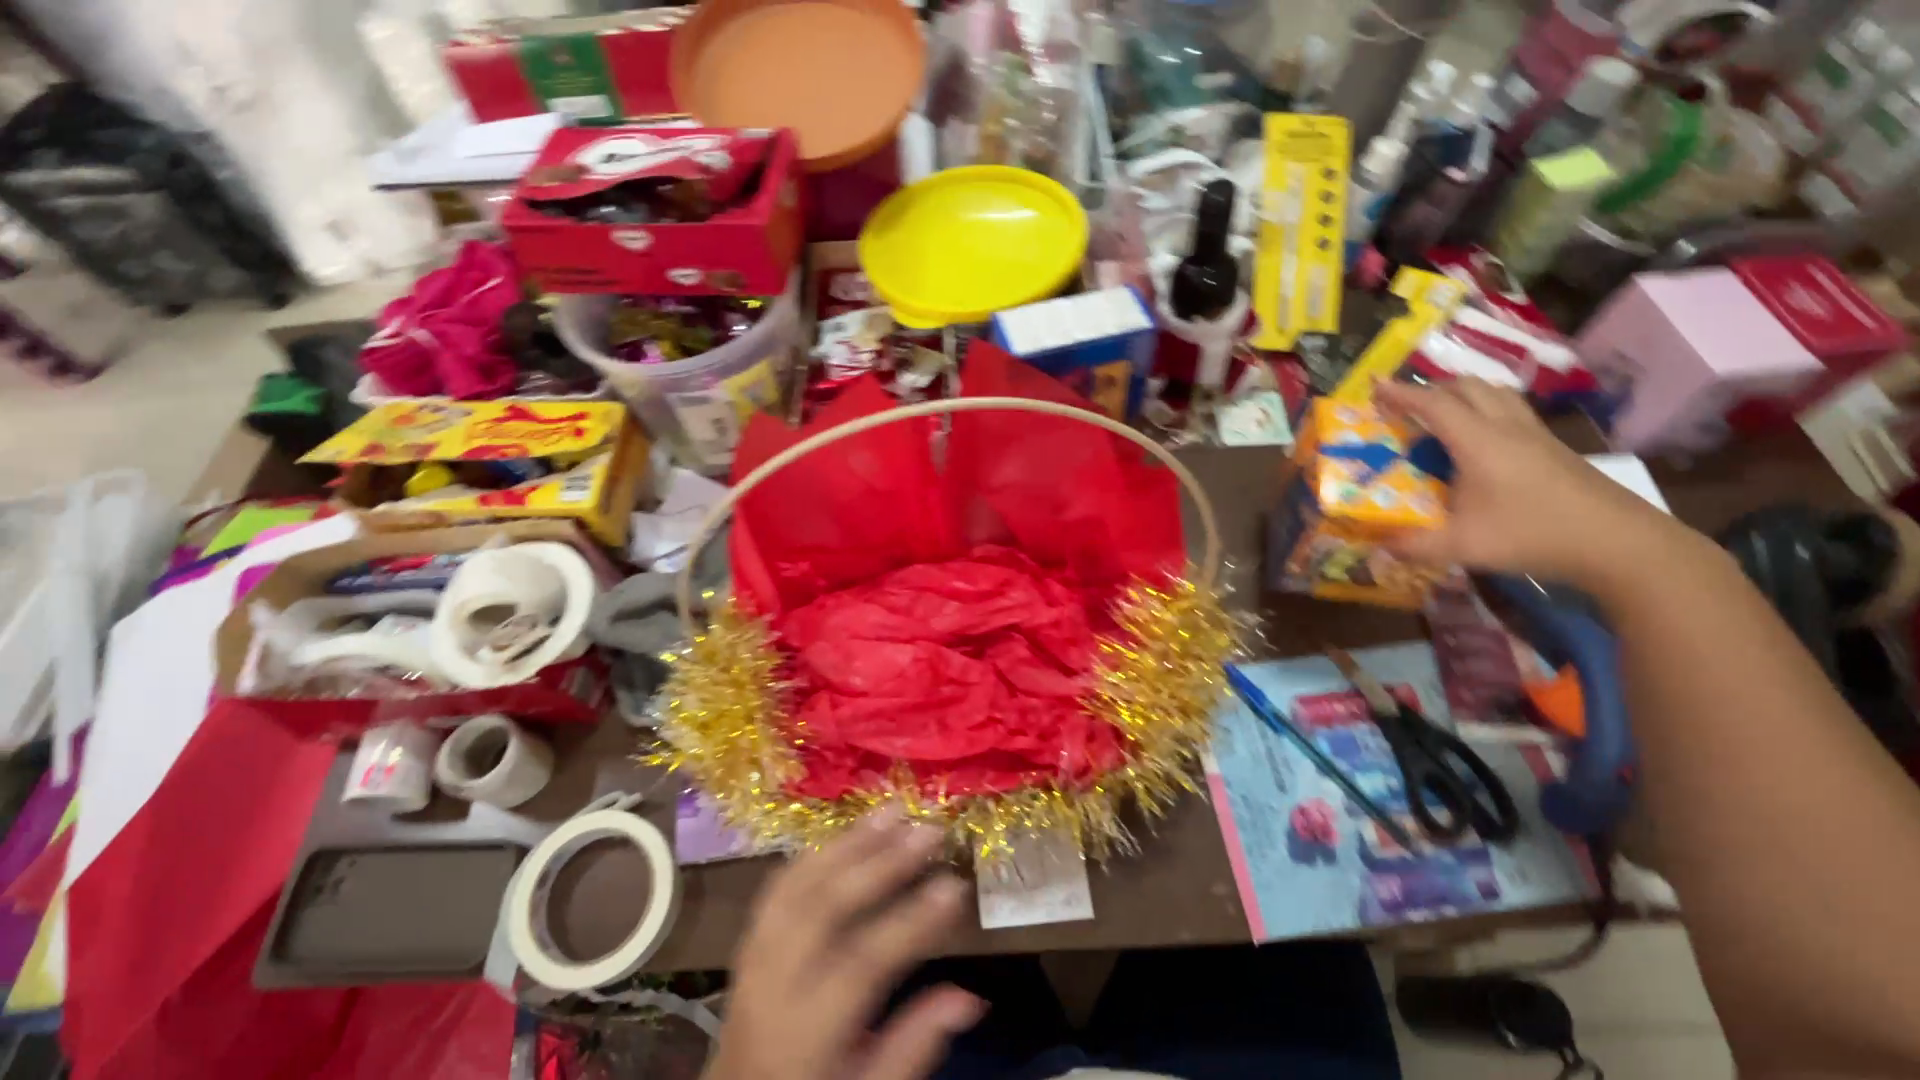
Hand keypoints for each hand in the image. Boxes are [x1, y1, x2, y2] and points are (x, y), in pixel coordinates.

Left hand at [702, 810, 981, 1079]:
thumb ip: (912, 1048)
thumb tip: (969, 998)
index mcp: (805, 1032)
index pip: (862, 963)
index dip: (910, 921)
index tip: (954, 885)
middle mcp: (772, 986)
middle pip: (823, 908)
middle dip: (880, 862)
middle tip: (928, 829)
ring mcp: (752, 961)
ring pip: (796, 886)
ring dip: (847, 843)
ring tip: (892, 811)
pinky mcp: (745, 946)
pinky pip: (775, 890)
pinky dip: (813, 856)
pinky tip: (846, 835)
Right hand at [1374, 379, 1691, 592]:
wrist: (1616, 541)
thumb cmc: (1532, 535)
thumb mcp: (1463, 546)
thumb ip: (1415, 545)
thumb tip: (1377, 547)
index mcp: (1479, 441)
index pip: (1434, 405)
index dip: (1401, 395)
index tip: (1374, 388)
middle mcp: (1506, 427)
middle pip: (1467, 387)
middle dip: (1431, 390)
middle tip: (1406, 408)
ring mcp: (1535, 435)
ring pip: (1495, 394)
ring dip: (1463, 396)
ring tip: (1442, 417)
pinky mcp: (1554, 449)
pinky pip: (1512, 412)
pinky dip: (1487, 412)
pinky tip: (1482, 444)